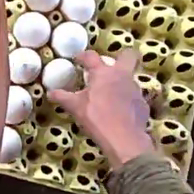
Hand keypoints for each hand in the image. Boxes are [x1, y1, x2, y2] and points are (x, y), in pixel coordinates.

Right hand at [50, 51, 156, 169]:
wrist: (123, 138)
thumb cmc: (96, 117)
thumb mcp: (75, 107)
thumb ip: (62, 97)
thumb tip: (50, 92)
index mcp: (103, 73)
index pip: (91, 56)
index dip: (83, 56)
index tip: (78, 60)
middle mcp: (122, 75)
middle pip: (128, 56)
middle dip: (121, 57)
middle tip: (110, 67)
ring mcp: (135, 89)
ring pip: (131, 78)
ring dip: (121, 83)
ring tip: (111, 95)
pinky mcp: (142, 104)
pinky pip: (134, 98)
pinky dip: (127, 101)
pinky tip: (120, 112)